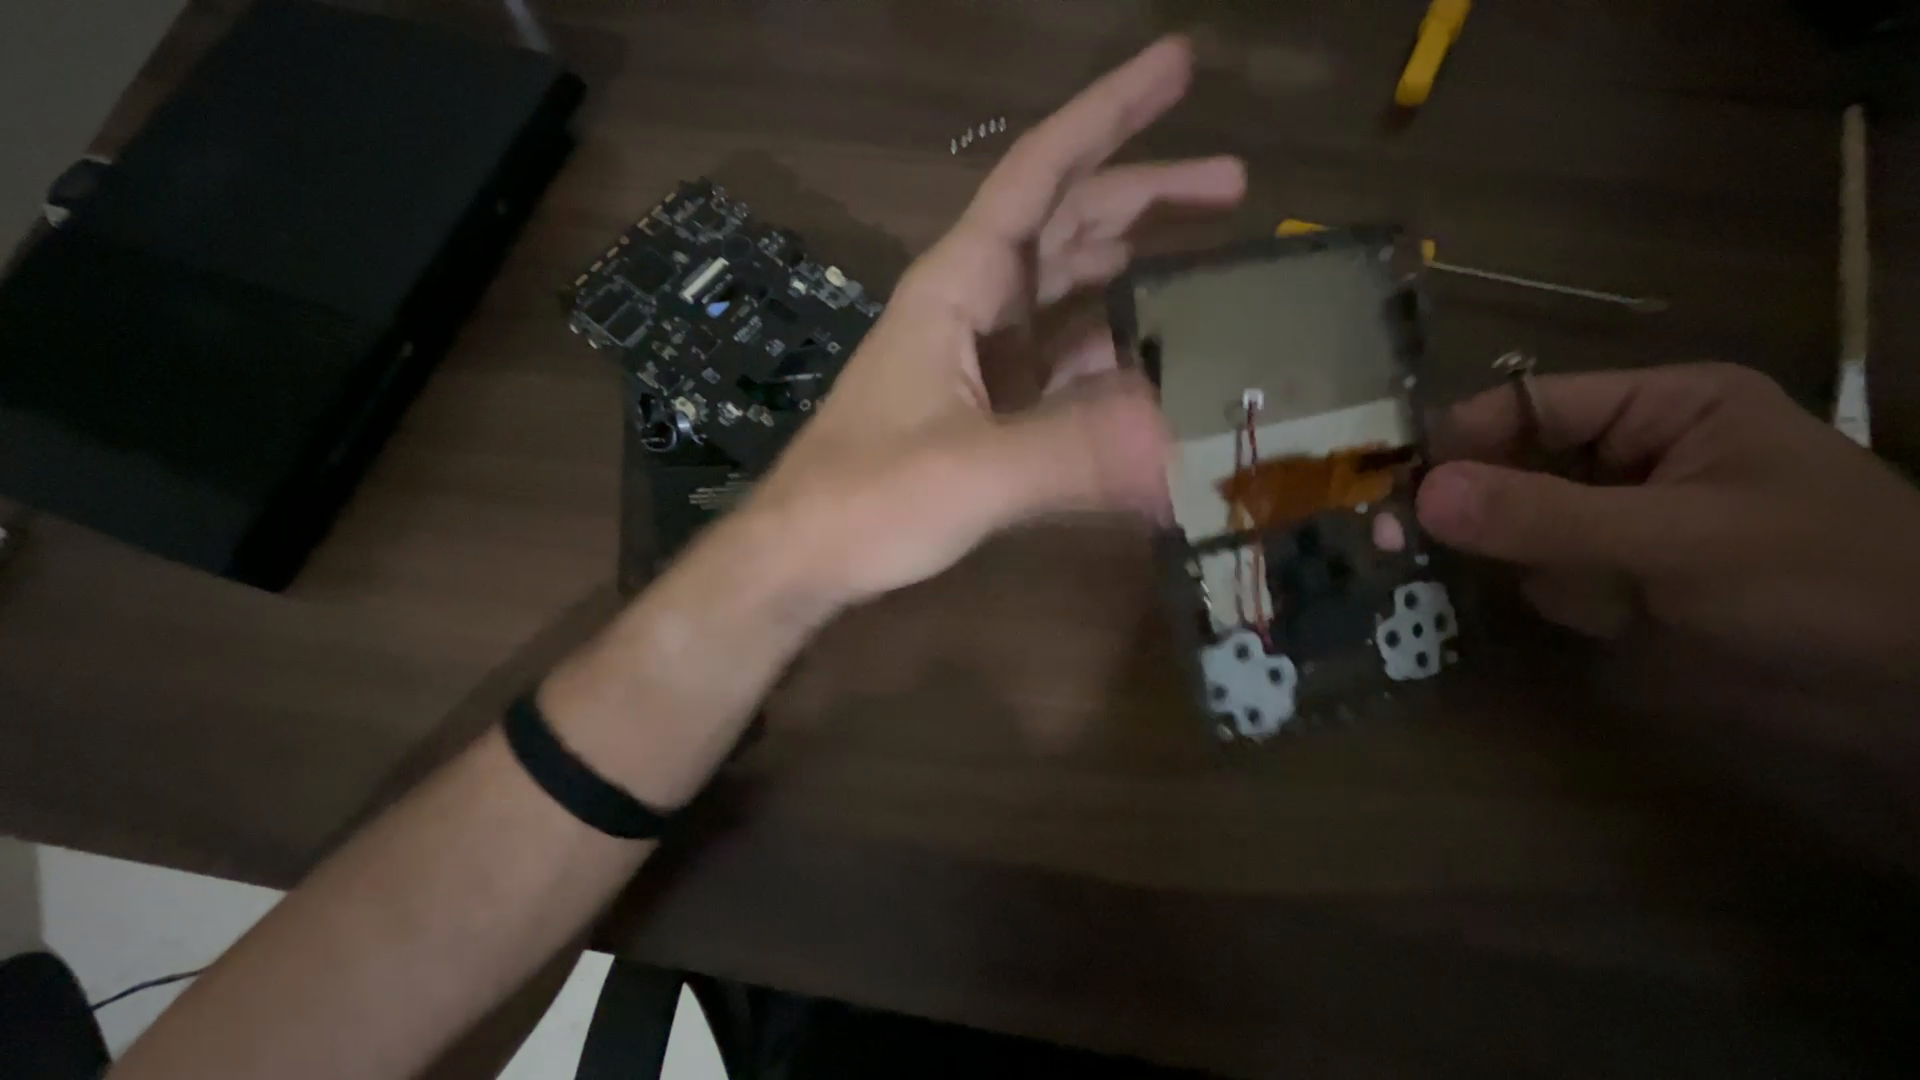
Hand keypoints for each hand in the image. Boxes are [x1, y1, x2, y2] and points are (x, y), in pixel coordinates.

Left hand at [746, 36, 1245, 606]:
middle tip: (1235, 183)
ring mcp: (978, 359)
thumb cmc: (865, 499)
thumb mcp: (971, 470)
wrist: (804, 555)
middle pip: (1066, 224)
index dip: (1109, 114)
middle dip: (1146, 193)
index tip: (1179, 65)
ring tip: (1209, 266)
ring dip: (1132, 269)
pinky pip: (1060, 361)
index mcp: (958, 285)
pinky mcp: (985, 408)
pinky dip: (1108, 355)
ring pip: (1066, 292)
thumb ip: (1077, 451)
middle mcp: (971, 306)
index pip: (1040, 173)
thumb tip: (1187, 442)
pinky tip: (1151, 364)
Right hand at [1416, 362, 1919, 680]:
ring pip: (1513, 526)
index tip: (1383, 481)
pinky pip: (1534, 576)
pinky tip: (1474, 606)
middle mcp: (1630, 459)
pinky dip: (1507, 591)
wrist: (1918, 705)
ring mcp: (1617, 527)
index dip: (1458, 438)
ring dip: (1475, 551)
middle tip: (1380, 536)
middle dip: (1457, 501)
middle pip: (1511, 465)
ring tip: (1414, 571)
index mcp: (1662, 411)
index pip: (1530, 406)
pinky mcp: (1613, 586)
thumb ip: (1544, 516)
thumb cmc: (1821, 586)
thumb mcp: (1679, 540)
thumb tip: (1418, 496)